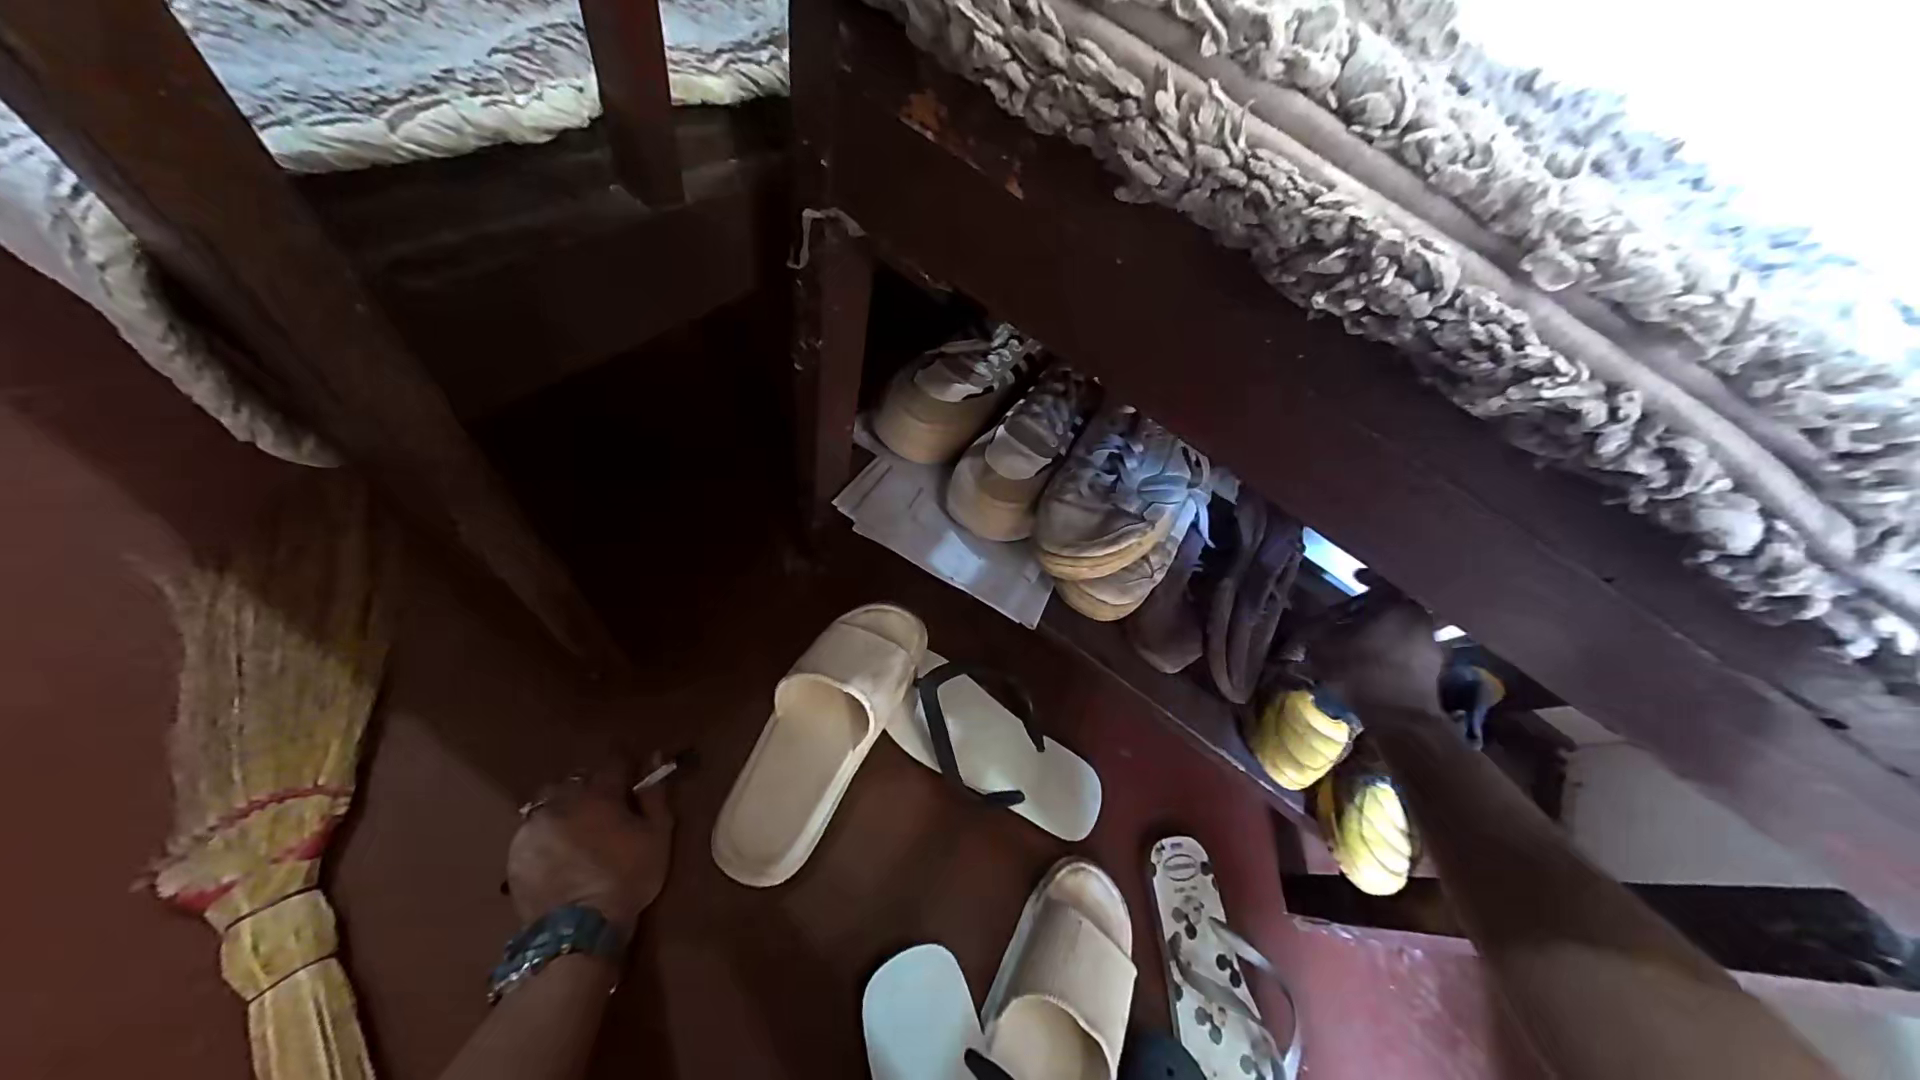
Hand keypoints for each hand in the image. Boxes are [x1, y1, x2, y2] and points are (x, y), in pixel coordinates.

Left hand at [508, 755, 673, 936]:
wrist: (578, 930)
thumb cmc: (627, 877)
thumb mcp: (657, 835)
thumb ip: (655, 794)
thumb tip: (654, 757)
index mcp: (599, 792)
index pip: (614, 761)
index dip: (626, 766)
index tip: (632, 778)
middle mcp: (562, 800)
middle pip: (577, 778)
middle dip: (591, 787)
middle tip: (604, 808)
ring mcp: (534, 826)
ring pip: (550, 801)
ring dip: (564, 807)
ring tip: (575, 829)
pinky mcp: (515, 852)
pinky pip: (532, 830)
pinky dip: (545, 833)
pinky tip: (556, 853)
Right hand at [1308, 586, 1444, 719]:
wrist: (1401, 719)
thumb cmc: (1360, 671)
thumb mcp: (1323, 644)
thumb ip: (1314, 623)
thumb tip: (1304, 608)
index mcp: (1398, 604)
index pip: (1382, 581)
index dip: (1364, 579)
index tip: (1352, 580)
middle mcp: (1422, 618)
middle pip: (1393, 606)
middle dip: (1372, 610)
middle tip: (1351, 615)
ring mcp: (1433, 645)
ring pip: (1401, 629)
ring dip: (1382, 632)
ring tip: (1360, 642)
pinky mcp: (1435, 670)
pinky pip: (1408, 650)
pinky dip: (1391, 651)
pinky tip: (1373, 661)